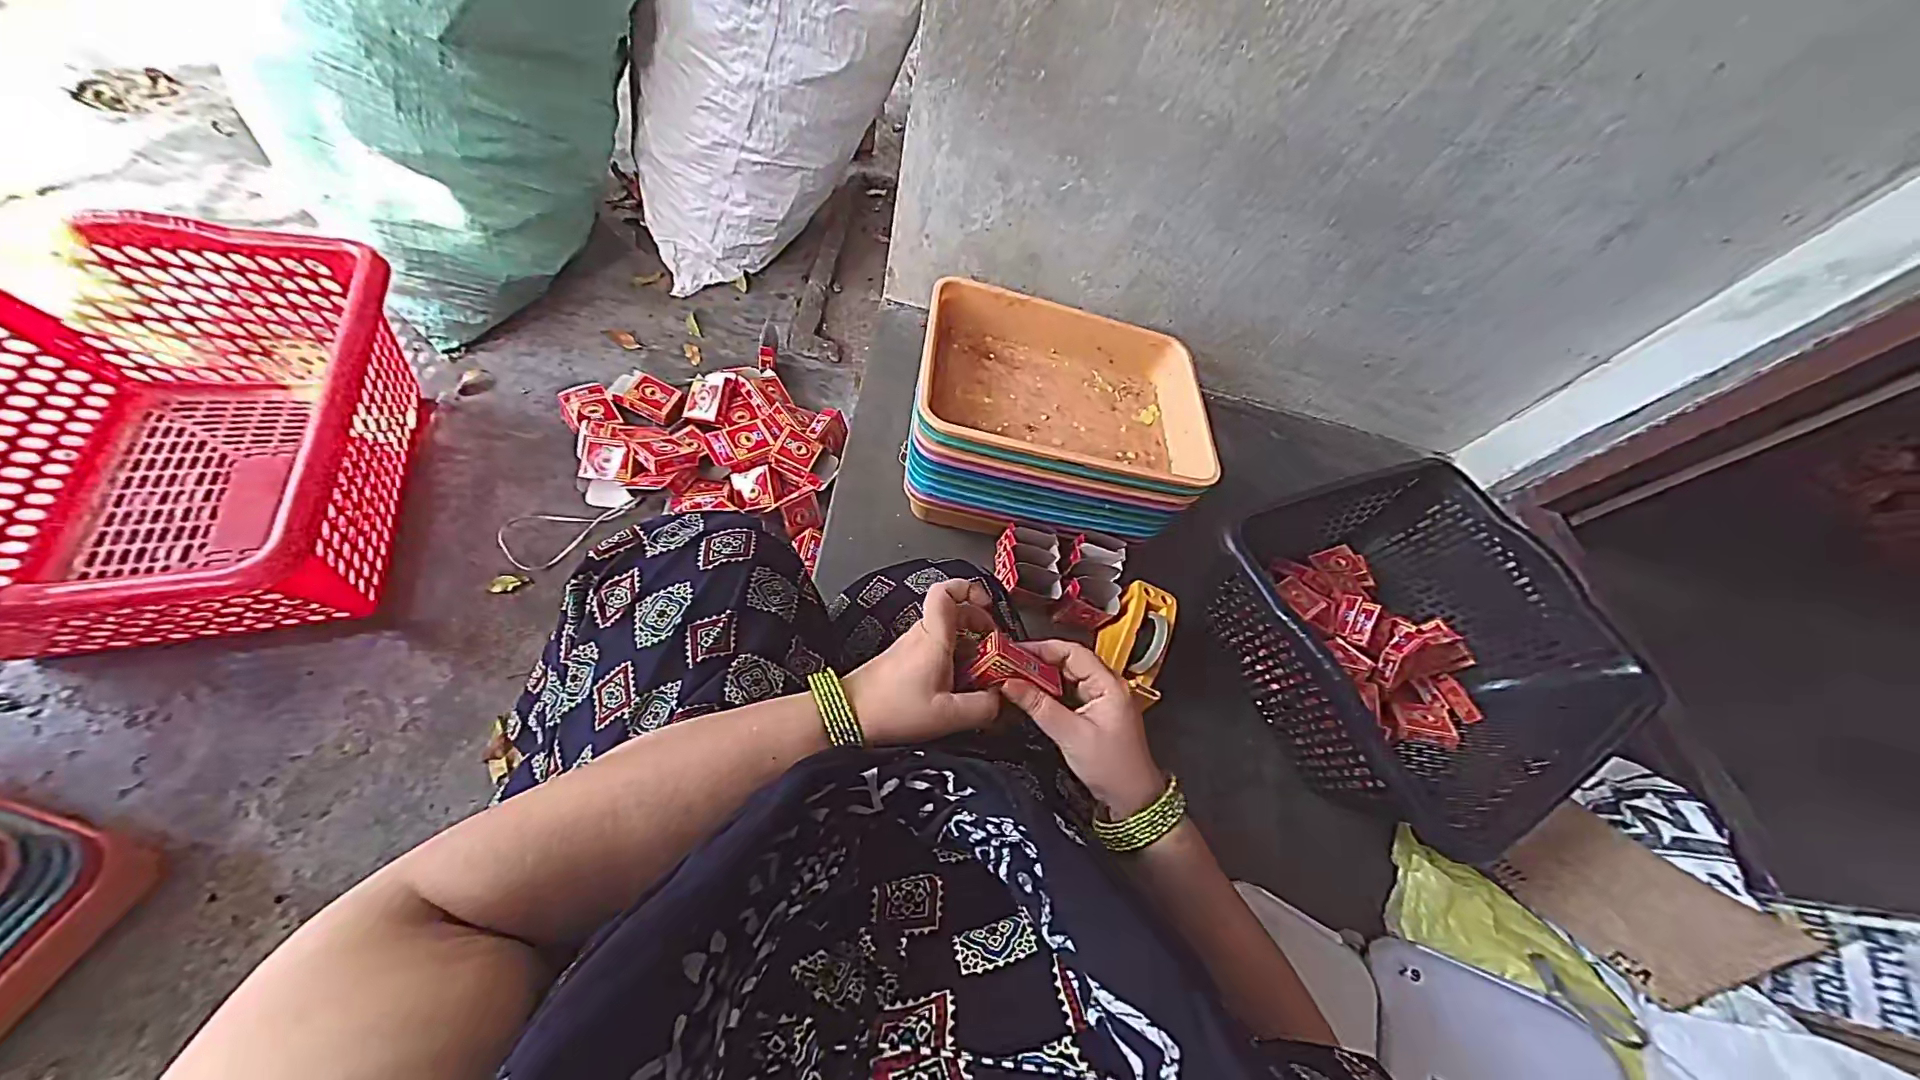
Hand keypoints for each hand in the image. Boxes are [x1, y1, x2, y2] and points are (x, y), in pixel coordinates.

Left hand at [842, 579, 1004, 744]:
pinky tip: (959, 685)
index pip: (948, 590)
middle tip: (995, 647)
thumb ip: (983, 708)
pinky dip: (956, 660)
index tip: (989, 606)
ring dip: (970, 646)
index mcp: (933, 638)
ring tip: (980, 673)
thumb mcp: (948, 715)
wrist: (849, 715)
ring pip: (950, 632)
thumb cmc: (890, 710)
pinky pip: (938, 649)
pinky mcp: (908, 660)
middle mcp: (922, 635)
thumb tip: (1001, 700)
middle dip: (981, 624)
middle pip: (957, 611)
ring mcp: (914, 646)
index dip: (972, 589)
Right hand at [999, 640, 1166, 816]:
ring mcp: (1100, 698)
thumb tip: (1011, 684)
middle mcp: (1106, 686)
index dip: (1042, 648)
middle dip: (1037, 662)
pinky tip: (1031, 696)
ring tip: (1015, 678)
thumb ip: (1039, 706)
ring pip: (1065, 677)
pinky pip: (1067, 692)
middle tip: (1009, 665)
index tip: (1016, 652)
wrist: (1133, 799)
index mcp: (1108, 684)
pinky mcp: (1093, 711)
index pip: (1072, 651)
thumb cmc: (1114, 769)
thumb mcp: (1070, 734)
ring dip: (1041, 676)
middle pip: (1067, 661)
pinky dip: (1048, 691)